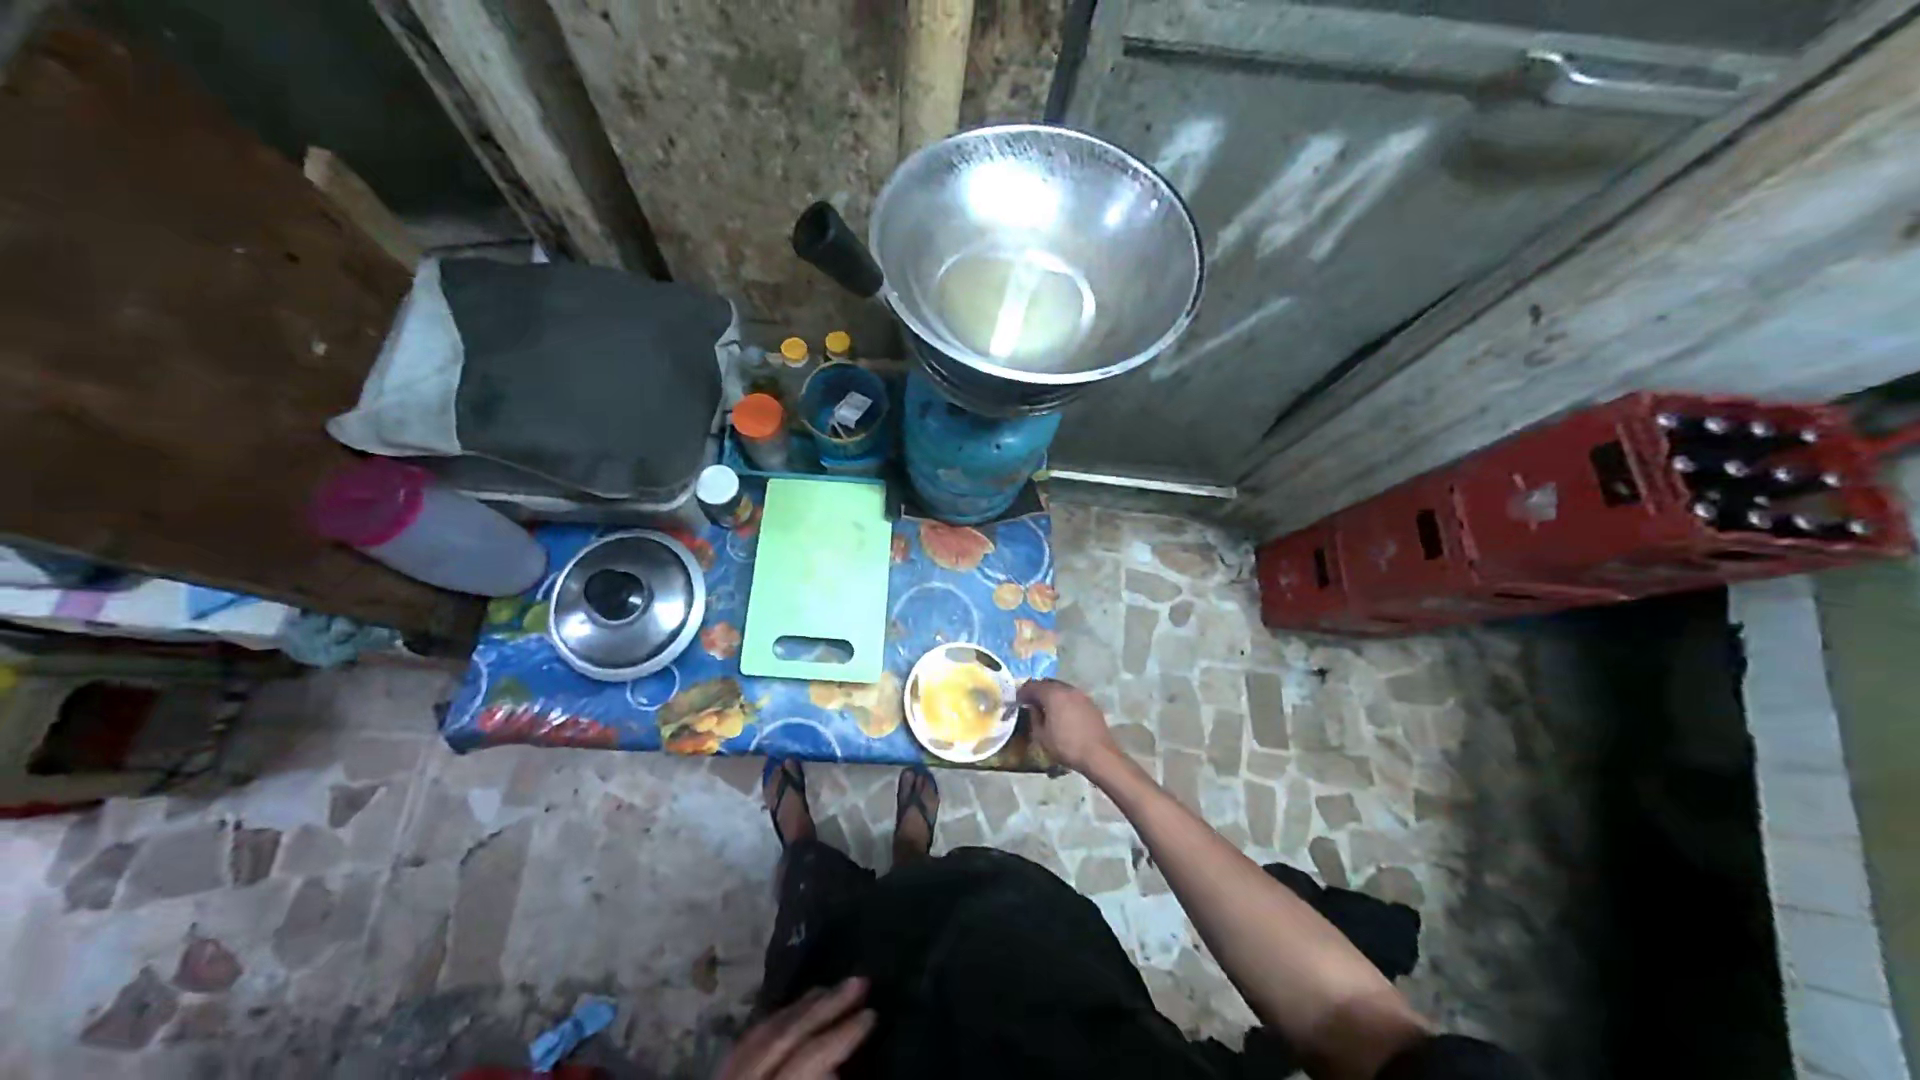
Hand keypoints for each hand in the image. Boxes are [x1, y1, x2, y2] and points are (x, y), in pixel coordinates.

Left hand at [718, 977, 875, 1079]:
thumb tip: (839, 1065)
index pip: (804, 1059)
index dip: (840, 1035)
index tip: (872, 1013)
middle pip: (782, 1035)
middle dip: (824, 1005)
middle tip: (861, 980)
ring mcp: (723, 1076)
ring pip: (763, 1030)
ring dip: (802, 1007)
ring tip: (833, 988)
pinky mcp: (720, 1075)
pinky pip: (747, 1039)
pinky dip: (775, 1019)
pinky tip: (796, 1009)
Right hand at [1018, 678, 1120, 774]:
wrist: (1099, 755)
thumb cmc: (1066, 746)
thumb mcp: (1042, 736)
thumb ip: (1034, 717)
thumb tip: (1033, 708)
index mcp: (1053, 694)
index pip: (1033, 685)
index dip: (1023, 692)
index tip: (1018, 700)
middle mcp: (1068, 689)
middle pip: (1048, 683)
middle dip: (1037, 690)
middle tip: (1030, 701)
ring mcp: (1082, 695)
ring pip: (1062, 688)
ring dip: (1051, 694)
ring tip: (1046, 707)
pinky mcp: (1091, 704)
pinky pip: (1072, 696)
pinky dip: (1064, 700)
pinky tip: (1063, 713)